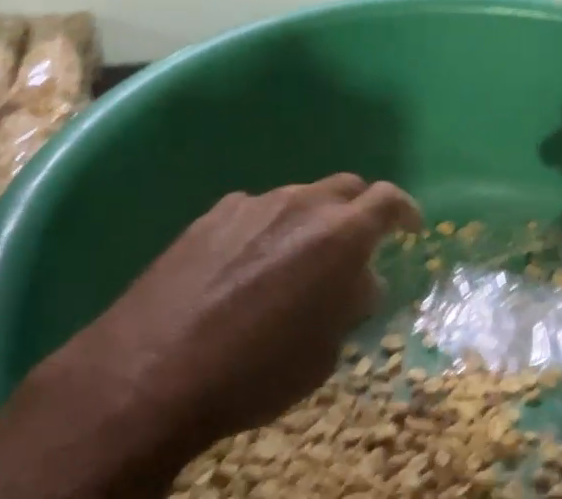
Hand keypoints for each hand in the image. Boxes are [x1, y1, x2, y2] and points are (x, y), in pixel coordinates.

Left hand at [71, 174, 421, 458]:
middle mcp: (301, 205)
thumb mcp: (323, 353)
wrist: (152, 371)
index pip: (388, 200)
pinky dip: (268, 229)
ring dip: (310, 222)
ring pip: (298, 199)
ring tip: (297, 263)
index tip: (409, 227)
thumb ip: (350, 304)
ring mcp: (253, 204)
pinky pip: (256, 211)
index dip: (404, 211)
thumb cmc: (255, 373)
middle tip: (356, 248)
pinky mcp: (211, 215)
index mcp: (340, 235)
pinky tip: (247, 268)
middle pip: (345, 188)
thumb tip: (359, 281)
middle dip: (358, 212)